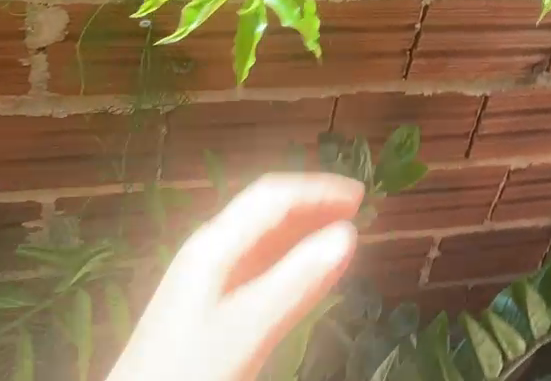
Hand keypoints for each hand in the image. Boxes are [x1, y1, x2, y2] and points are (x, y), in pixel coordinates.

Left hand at [108, 173, 362, 380]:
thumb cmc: (189, 370)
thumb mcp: (247, 328)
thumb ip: (297, 282)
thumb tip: (349, 233)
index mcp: (215, 243)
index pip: (272, 195)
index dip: (318, 188)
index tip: (361, 194)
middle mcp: (209, 250)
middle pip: (265, 210)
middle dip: (312, 203)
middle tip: (356, 208)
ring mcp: (204, 277)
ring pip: (260, 237)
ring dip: (301, 229)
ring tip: (338, 232)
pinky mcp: (204, 305)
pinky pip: (254, 264)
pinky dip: (286, 258)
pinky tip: (301, 273)